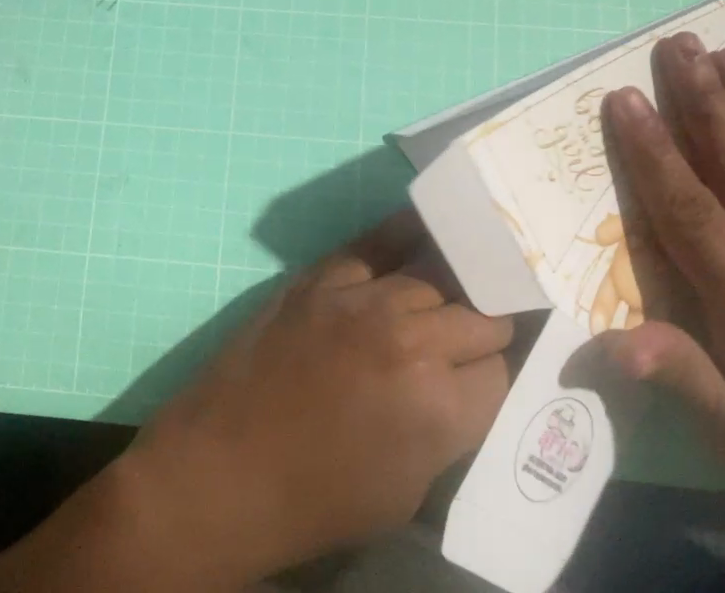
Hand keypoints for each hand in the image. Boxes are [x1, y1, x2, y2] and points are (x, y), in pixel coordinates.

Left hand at [120, 212, 512, 582]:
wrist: (221, 469)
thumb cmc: (316, 500)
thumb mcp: (408, 489)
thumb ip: (452, 428)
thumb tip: (469, 384)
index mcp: (440, 406)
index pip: (503, 370)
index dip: (494, 378)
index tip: (482, 381)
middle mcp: (411, 341)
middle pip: (479, 317)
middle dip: (480, 334)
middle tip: (466, 348)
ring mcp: (362, 300)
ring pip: (437, 275)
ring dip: (448, 292)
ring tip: (451, 296)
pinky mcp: (320, 277)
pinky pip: (377, 241)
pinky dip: (407, 233)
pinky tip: (429, 224)